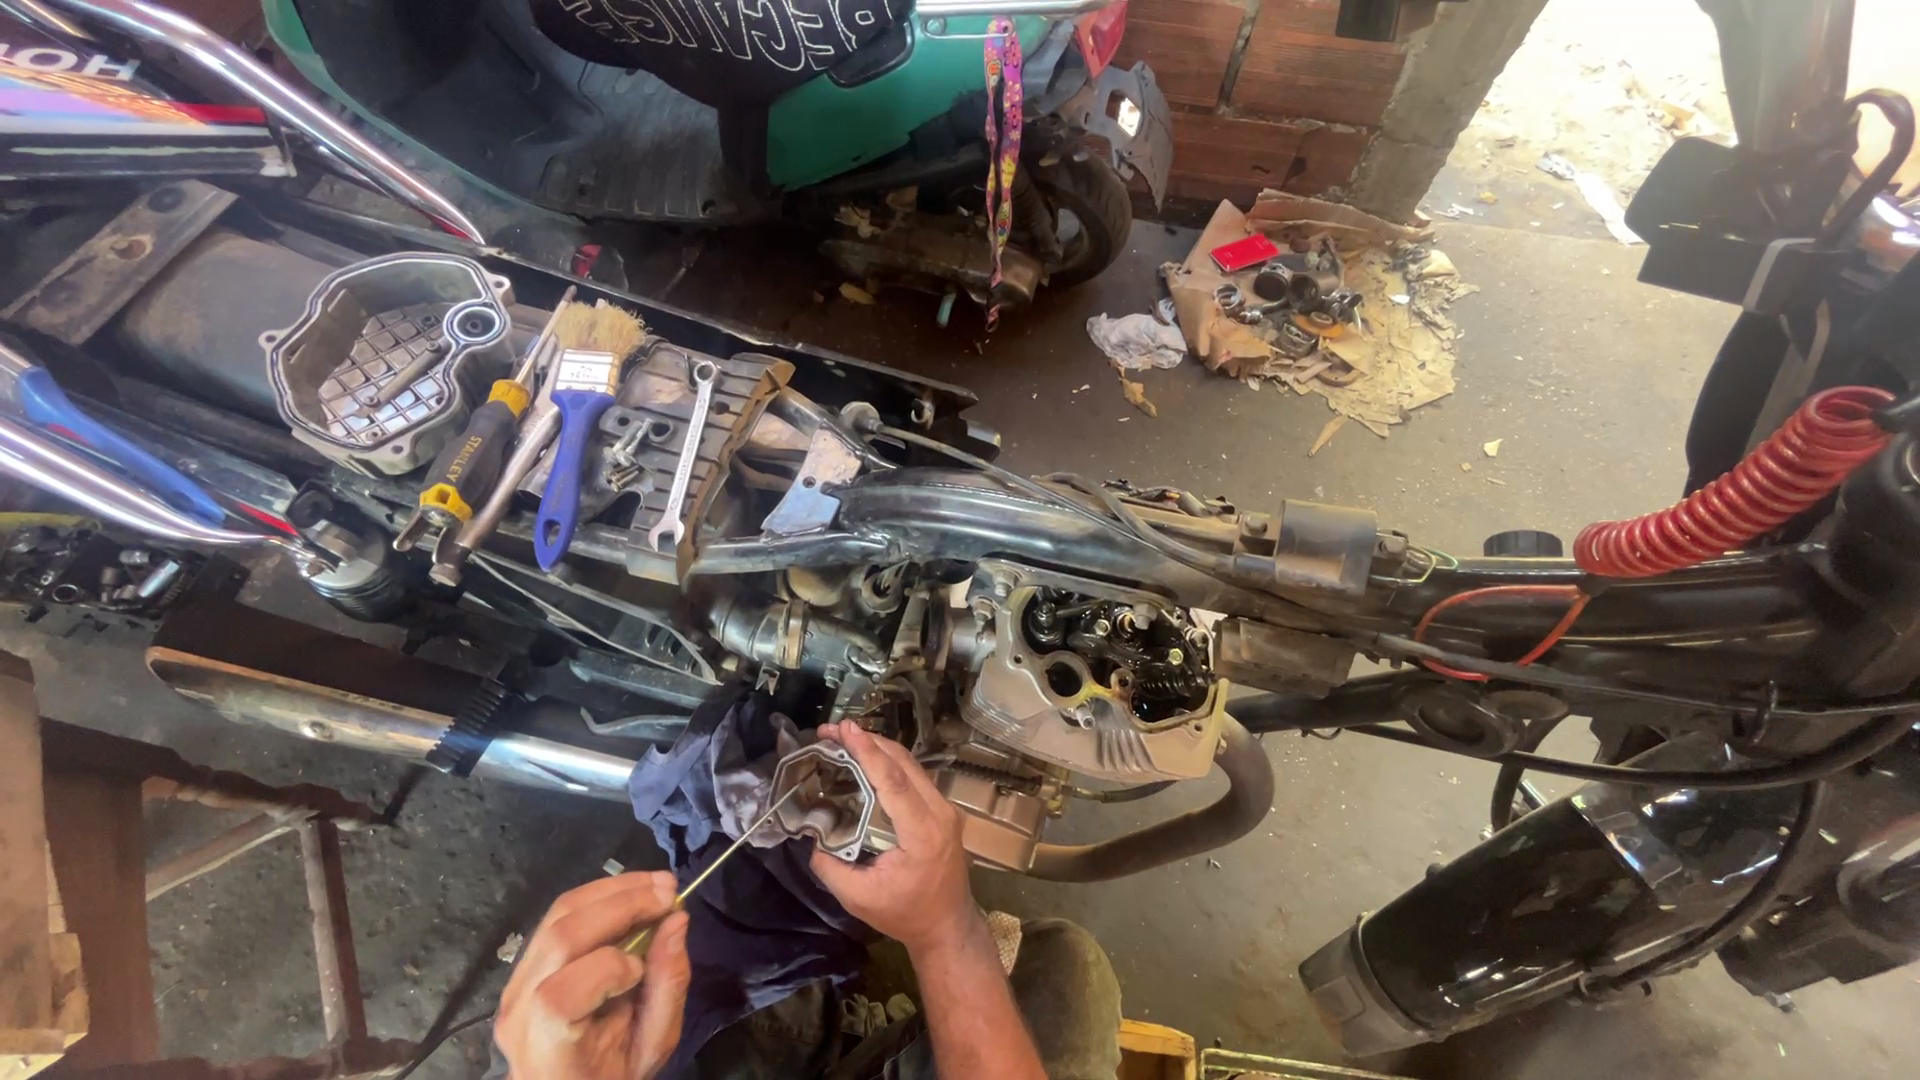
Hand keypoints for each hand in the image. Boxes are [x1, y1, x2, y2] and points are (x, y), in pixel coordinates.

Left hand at [494, 872, 690, 1079]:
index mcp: (546, 1050)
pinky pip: (560, 914)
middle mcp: (519, 1011)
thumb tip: (677, 920)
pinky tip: (634, 893)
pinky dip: (602, 895)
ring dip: (615, 889)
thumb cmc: (611, 1077)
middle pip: (563, 937)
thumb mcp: (652, 1048)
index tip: (641, 969)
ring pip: (560, 913)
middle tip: (670, 893)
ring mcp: (516, 982)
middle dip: (623, 904)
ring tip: (658, 884)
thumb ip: (668, 987)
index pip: (558, 998)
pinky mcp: (525, 962)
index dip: (606, 970)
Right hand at [808, 722, 979, 955]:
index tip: (846, 730)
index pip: (893, 781)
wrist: (947, 926)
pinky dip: (889, 762)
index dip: (868, 753)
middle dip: (868, 741)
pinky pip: (915, 776)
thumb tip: (811, 836)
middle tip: (833, 729)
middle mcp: (939, 812)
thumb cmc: (905, 914)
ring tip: (845, 738)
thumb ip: (831, 867)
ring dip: (878, 748)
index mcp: (922, 832)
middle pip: (903, 763)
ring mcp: (945, 808)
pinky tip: (867, 757)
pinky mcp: (942, 809)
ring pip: (911, 765)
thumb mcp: (859, 898)